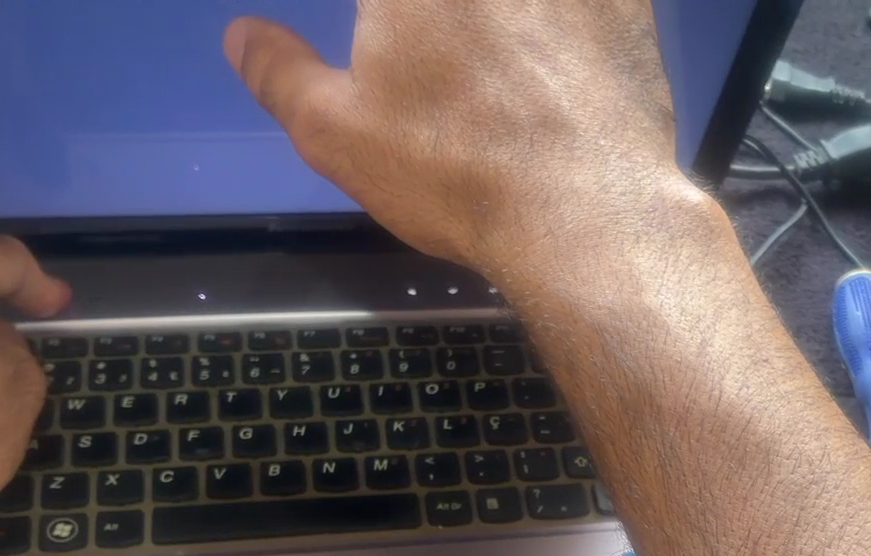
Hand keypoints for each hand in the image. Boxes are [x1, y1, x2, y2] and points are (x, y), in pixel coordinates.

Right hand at [223, 0, 703, 276]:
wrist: (584, 218)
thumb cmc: (454, 175)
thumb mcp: (338, 137)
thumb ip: (281, 76)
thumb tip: (242, 37)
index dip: (384, 21)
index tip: (387, 43)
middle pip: (445, 6)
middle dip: (427, 30)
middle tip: (434, 68)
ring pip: (517, 4)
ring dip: (498, 32)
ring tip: (492, 80)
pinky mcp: (628, 0)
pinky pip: (598, 5)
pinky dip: (571, 24)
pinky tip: (556, 64)